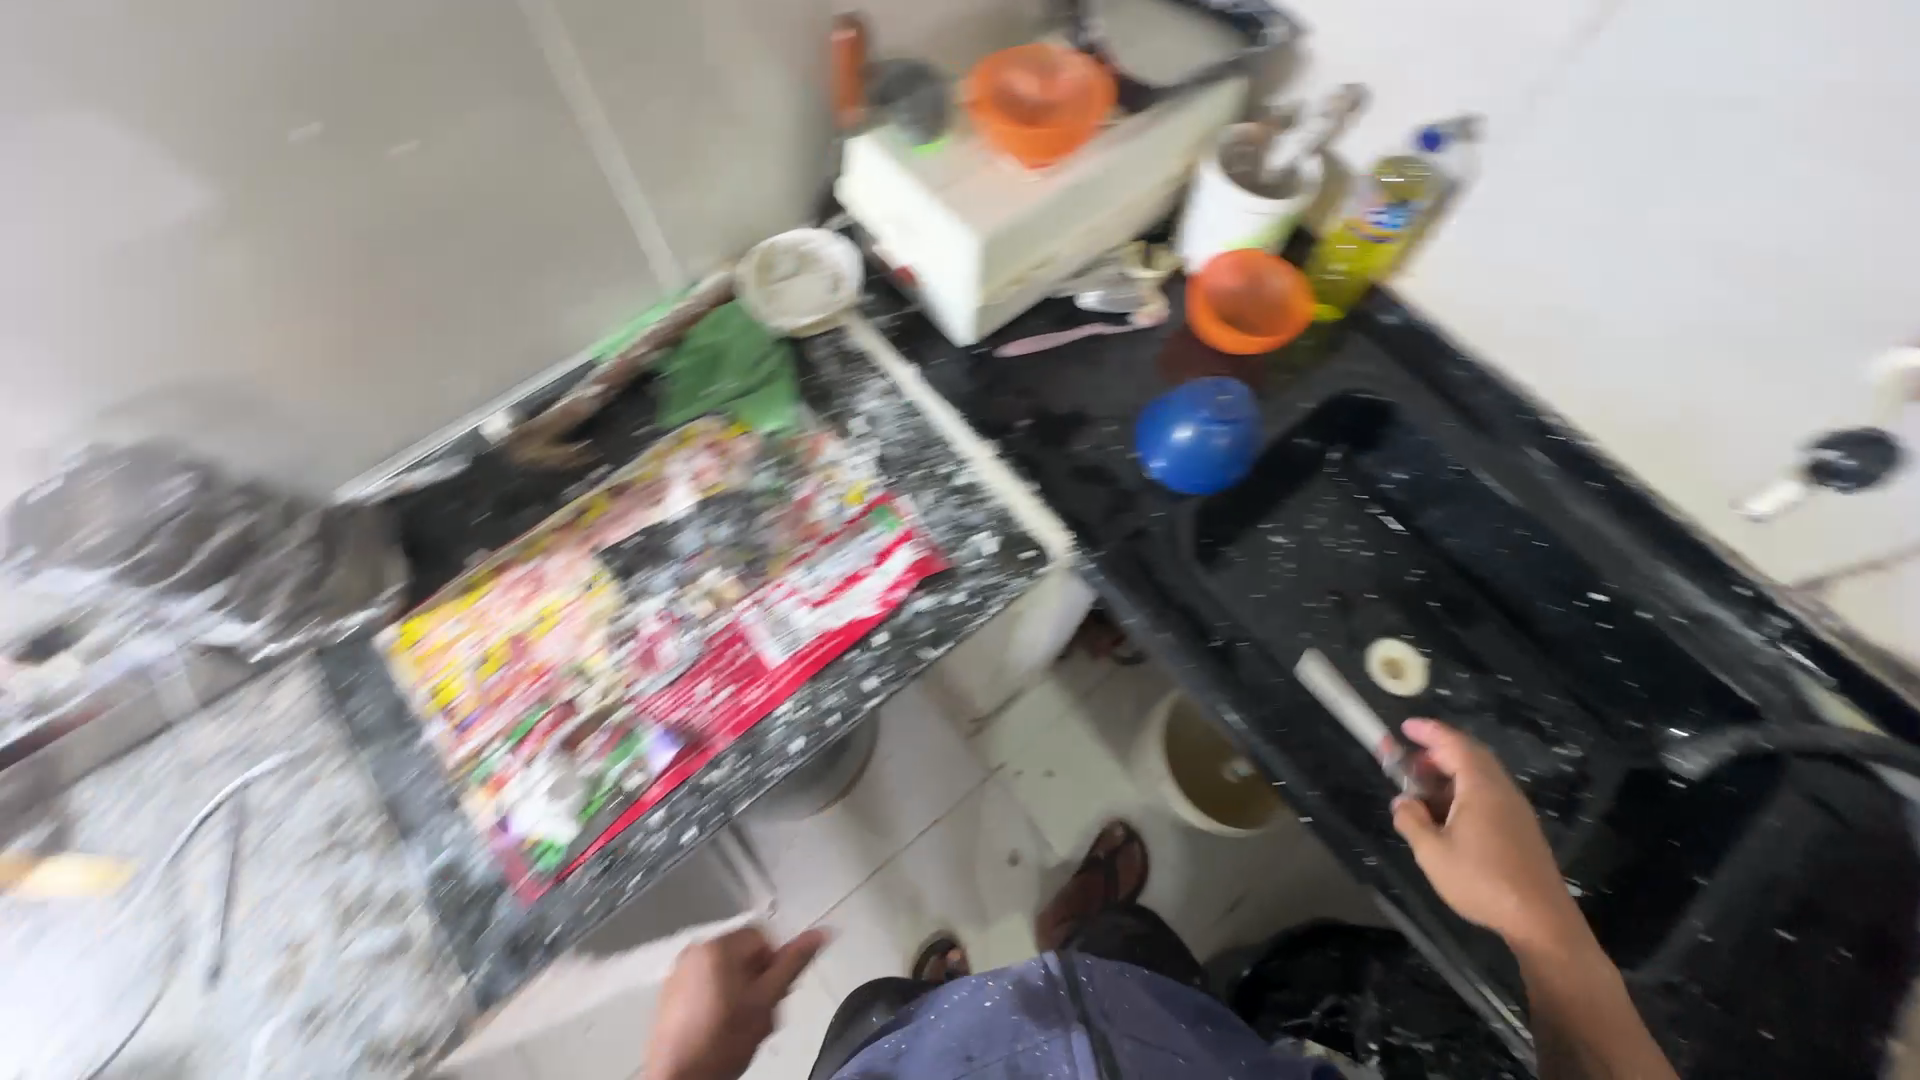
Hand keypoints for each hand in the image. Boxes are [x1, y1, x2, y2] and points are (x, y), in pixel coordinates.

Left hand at [644, 925, 828, 1079]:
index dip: (773, 964)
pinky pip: (704, 983)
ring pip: (725, 970)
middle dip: (756, 979)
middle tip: (757, 1013)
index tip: (770, 994)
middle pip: (742, 953)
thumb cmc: (725, 1040)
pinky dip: (716, 997)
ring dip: (738, 990)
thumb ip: (793, 963)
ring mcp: (678, 971)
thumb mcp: (766, 1001)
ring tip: (738, 1024)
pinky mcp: (669, 993)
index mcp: (718, 946)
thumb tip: (821, 933)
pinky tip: (717, 1027)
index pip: (762, 937)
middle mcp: (695, 949)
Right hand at [1390, 718, 1586, 953]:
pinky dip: (1463, 792)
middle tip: (1408, 762)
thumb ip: (1411, 820)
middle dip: (1437, 752)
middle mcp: (1503, 793)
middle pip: (1471, 757)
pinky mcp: (1522, 831)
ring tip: (1421, 791)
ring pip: (1481, 777)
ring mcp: (1517, 813)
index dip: (1429, 731)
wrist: (1542, 923)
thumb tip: (1402, 802)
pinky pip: (1489, 796)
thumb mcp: (1432, 853)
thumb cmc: (1483, 882)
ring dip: (1449, 775)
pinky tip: (1447, 816)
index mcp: (1482, 789)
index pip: (1455, 745)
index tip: (1405, 727)